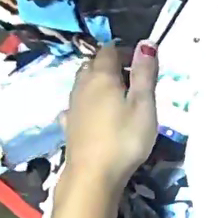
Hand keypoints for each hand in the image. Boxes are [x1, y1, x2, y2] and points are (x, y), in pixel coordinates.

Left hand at [63, 44, 157, 193]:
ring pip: (84, 81)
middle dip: (112, 64)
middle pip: (94, 64)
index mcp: (102, 76)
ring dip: (100, 81)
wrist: (94, 174)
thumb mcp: (144, 105)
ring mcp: (73, 104)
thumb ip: (145, 74)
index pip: (110, 51)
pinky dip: (89, 100)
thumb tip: (147, 43)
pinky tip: (95, 111)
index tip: (144, 63)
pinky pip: (78, 102)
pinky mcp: (70, 123)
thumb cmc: (125, 138)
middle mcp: (82, 85)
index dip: (127, 51)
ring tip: (119, 95)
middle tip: (134, 79)